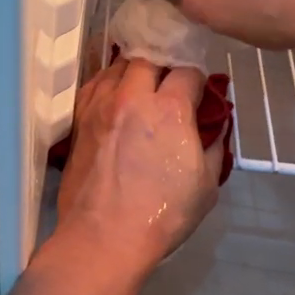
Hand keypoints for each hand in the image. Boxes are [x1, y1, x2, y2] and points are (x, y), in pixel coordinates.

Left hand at [52, 58, 223, 281]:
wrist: (103, 236)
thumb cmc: (162, 215)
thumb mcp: (207, 184)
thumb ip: (214, 146)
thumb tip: (215, 128)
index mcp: (169, 109)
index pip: (187, 71)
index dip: (197, 79)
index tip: (200, 92)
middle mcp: (132, 97)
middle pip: (149, 58)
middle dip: (164, 65)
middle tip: (170, 83)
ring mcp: (101, 106)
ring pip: (118, 66)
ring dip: (134, 69)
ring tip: (143, 85)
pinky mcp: (79, 120)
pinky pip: (95, 84)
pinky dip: (109, 82)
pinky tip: (116, 95)